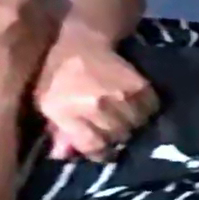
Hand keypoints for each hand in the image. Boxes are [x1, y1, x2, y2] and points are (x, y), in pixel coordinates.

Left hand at [34, 32, 158, 160]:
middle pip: (119, 137)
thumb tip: (62, 156)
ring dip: (132, 124)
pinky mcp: (142, 89)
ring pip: (138, 126)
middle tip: (110, 128)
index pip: (94, 145)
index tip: (102, 152)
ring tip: (122, 115)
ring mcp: (122, 97)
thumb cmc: (57, 75)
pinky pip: (151, 111)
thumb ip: (57, 130)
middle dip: (115, 135)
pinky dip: (145, 111)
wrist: (82, 42)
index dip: (99, 151)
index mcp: (66, 111)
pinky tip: (134, 104)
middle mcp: (96, 106)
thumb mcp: (46, 102)